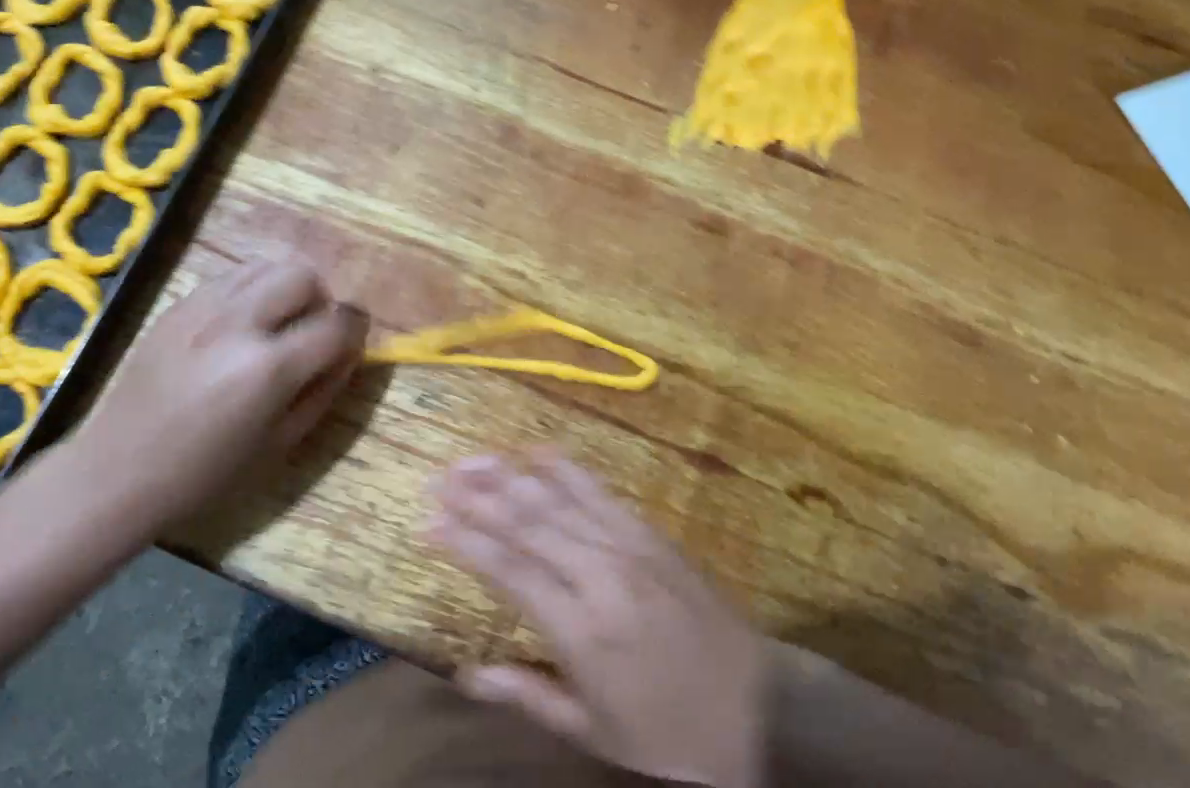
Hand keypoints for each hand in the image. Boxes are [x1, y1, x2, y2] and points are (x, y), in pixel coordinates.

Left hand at [64, 257, 368, 530]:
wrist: (119, 470)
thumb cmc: (205, 474)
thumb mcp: (280, 443)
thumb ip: (323, 390)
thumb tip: (347, 351)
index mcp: (268, 368)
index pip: (336, 325)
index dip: (354, 332)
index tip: (351, 344)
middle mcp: (238, 323)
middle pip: (302, 276)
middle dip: (319, 301)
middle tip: (309, 334)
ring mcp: (203, 307)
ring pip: (267, 265)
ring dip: (284, 290)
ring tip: (275, 326)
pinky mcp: (178, 304)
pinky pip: (231, 278)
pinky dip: (250, 293)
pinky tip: (238, 329)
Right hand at [431, 453, 772, 787]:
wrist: (763, 712)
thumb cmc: (667, 736)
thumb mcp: (593, 731)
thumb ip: (527, 693)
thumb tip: (465, 674)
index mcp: (581, 631)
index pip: (509, 572)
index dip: (464, 543)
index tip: (426, 522)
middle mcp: (602, 578)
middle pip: (529, 524)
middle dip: (478, 498)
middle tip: (438, 478)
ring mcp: (632, 550)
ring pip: (561, 500)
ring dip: (513, 476)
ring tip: (473, 458)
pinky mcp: (656, 537)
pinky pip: (604, 494)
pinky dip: (568, 470)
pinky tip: (540, 453)